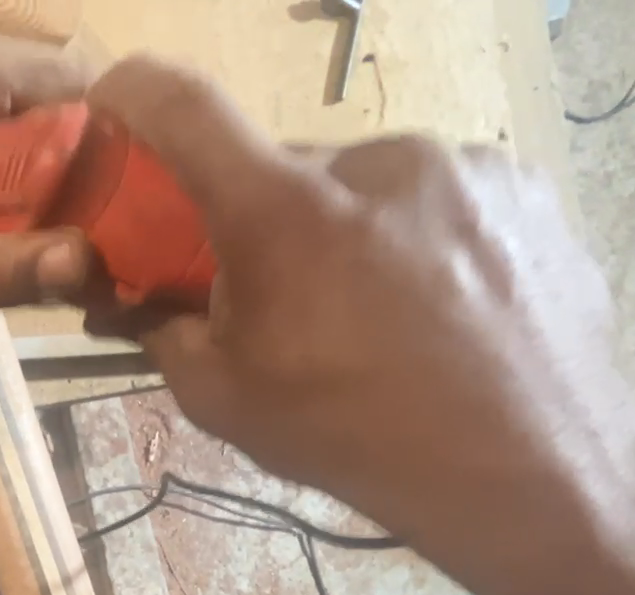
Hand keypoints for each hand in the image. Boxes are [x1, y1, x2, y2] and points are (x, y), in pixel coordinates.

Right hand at [83, 57, 625, 535]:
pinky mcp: (521, 186)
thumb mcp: (218, 395)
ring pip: (357, 182)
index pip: (189, 112)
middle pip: (278, 165)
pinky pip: (429, 195)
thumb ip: (161, 332)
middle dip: (250, 216)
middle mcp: (373, 162)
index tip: (110, 98)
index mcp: (283, 213)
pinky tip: (421, 302)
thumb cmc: (343, 430)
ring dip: (330, 228)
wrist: (524, 463)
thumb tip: (130, 306)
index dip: (135, 93)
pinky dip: (400, 235)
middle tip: (258, 287)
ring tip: (353, 308)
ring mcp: (461, 165)